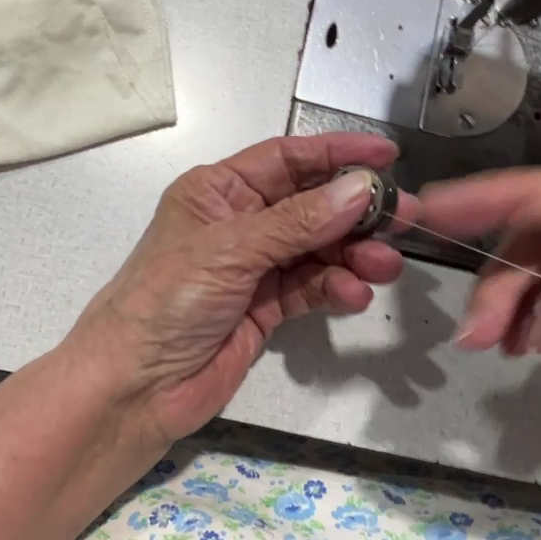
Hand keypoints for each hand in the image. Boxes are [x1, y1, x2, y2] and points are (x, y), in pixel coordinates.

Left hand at [71, 134, 411, 441]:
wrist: (136, 386)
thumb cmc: (166, 301)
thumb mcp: (229, 250)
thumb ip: (296, 222)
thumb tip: (359, 189)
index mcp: (217, 193)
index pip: (285, 159)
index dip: (336, 153)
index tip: (386, 154)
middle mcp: (239, 225)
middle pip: (310, 205)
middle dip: (356, 210)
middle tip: (404, 218)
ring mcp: (253, 269)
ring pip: (317, 249)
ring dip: (353, 254)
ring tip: (384, 265)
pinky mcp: (265, 310)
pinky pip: (311, 289)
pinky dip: (335, 288)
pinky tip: (353, 294)